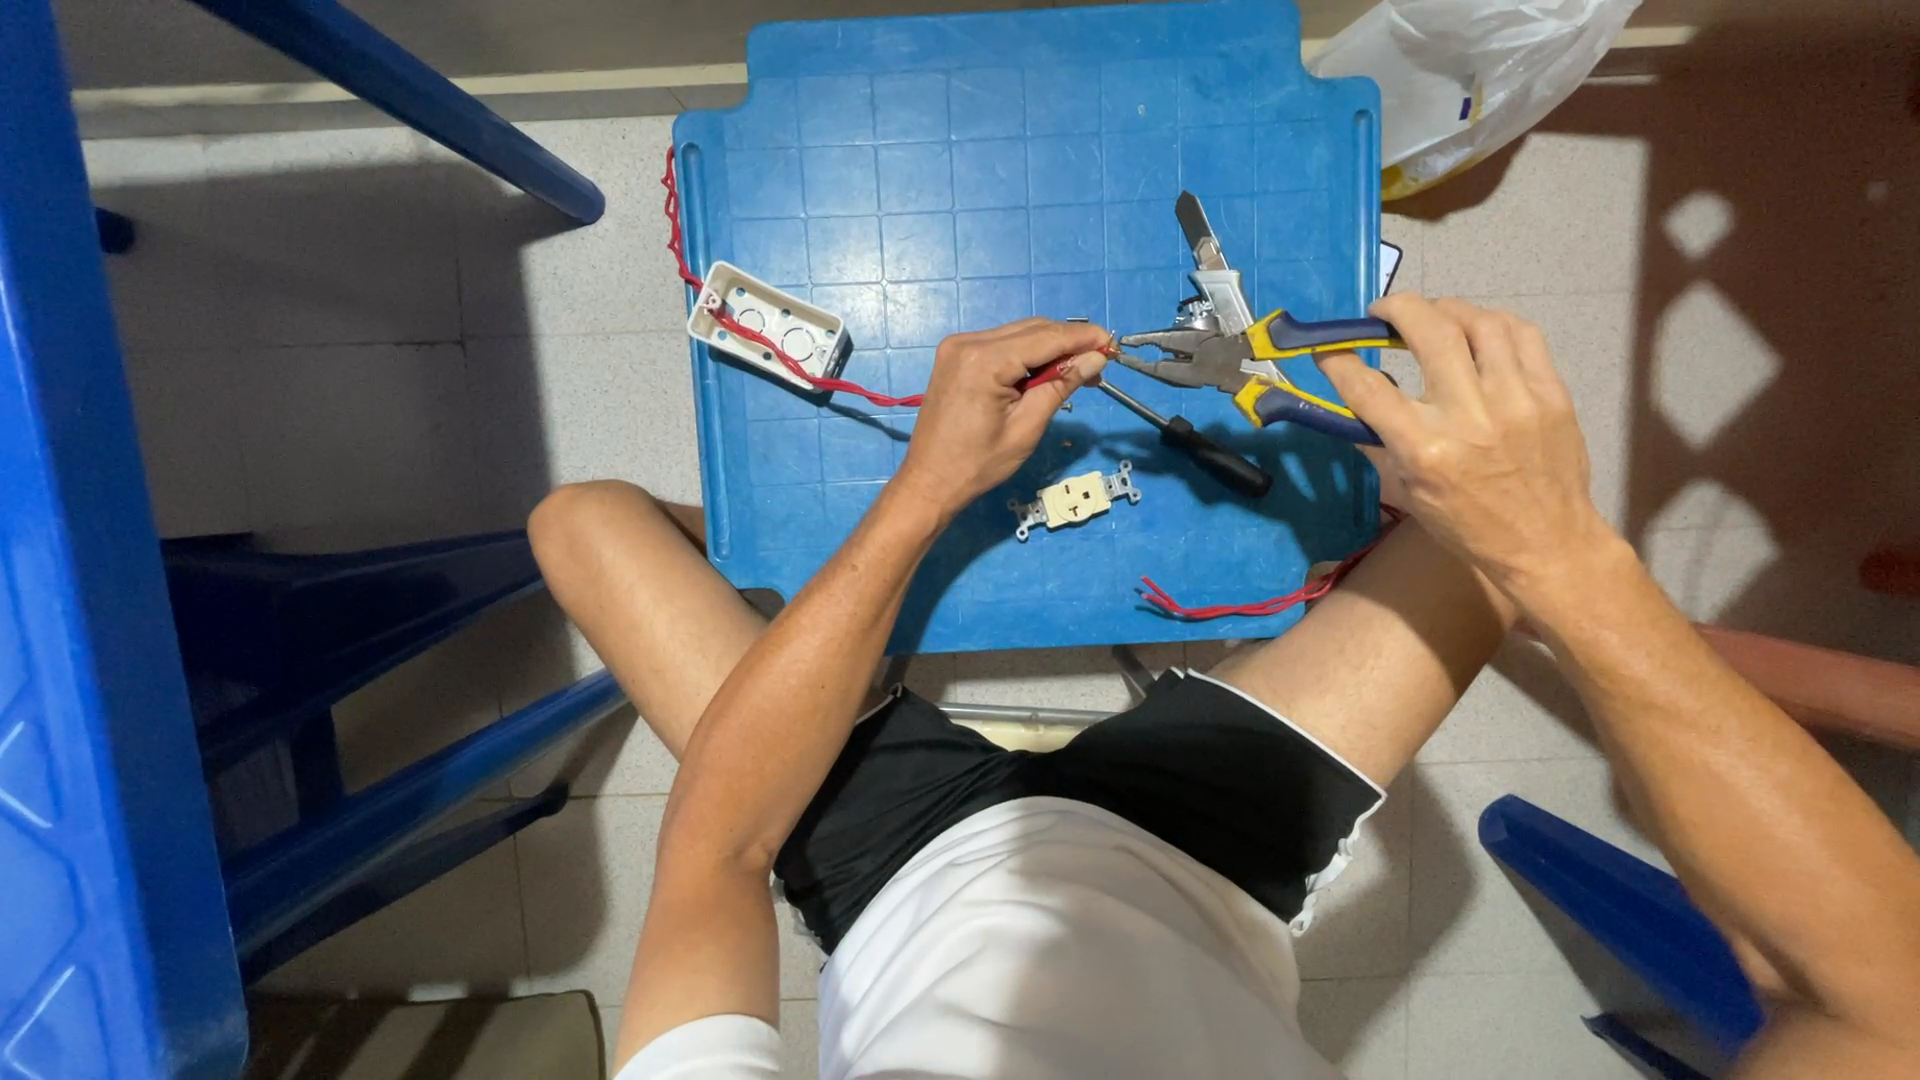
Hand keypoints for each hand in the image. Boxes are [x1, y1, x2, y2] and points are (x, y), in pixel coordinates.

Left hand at [894, 318, 1110, 516]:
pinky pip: (1000, 345)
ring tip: (1075, 372)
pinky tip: (1042, 374)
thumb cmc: (978, 465)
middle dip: (1068, 343)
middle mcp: (968, 342)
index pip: (1046, 337)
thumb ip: (1061, 386)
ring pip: (1017, 334)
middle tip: (1098, 365)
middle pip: (1032, 329)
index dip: (1083, 338)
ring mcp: (957, 346)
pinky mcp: (954, 355)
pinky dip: (1025, 354)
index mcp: (984, 360)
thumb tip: (1096, 358)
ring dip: (1048, 349)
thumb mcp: (1027, 428)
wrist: (929, 480)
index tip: (1112, 345)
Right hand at [1317, 294, 1616, 596]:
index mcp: (1424, 450)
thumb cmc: (1463, 524)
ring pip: (1480, 324)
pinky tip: (1475, 328)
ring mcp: (1517, 400)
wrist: (1544, 541)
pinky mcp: (1552, 393)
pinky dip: (1490, 322)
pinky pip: (1521, 336)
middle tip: (1382, 310)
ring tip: (1430, 315)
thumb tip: (1358, 398)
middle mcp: (1468, 416)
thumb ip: (1383, 439)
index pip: (1370, 389)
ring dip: (1446, 309)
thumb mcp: (1406, 490)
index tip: (1329, 351)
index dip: (1340, 362)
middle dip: (1399, 309)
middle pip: (1431, 334)